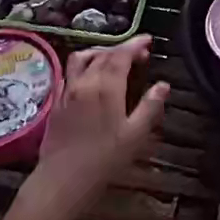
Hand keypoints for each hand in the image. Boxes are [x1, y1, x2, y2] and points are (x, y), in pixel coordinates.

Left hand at [24, 36, 168, 219]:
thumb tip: (163, 85)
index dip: (135, 44)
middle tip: (139, 53)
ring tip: (114, 59)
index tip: (148, 40)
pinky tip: (91, 76)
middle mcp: (84, 83)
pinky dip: (84, 65)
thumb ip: (150, 106)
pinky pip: (70, 72)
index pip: (121, 55)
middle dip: (122, 49)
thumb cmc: (104, 160)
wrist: (62, 179)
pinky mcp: (57, 101)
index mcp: (106, 87)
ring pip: (82, 59)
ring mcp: (67, 91)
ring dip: (100, 53)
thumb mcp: (135, 136)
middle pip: (103, 55)